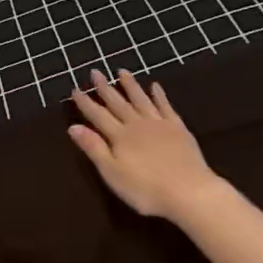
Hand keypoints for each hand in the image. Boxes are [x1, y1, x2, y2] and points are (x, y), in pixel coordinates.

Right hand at [68, 69, 224, 220]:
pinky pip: (166, 106)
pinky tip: (155, 86)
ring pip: (141, 99)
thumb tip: (73, 127)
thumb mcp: (112, 173)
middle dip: (105, 88)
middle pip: (118, 103)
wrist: (189, 191)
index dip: (86, 103)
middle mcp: (138, 124)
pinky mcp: (178, 128)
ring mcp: (160, 124)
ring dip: (131, 85)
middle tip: (96, 72)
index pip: (98, 116)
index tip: (76, 89)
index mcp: (120, 136)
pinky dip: (159, 95)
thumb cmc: (146, 190)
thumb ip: (94, 149)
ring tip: (122, 71)